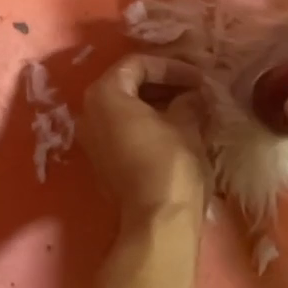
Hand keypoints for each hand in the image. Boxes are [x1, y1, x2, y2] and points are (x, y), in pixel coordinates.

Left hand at [80, 55, 206, 222]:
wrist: (157, 223)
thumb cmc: (170, 164)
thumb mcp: (186, 125)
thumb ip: (188, 100)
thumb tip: (194, 94)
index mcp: (104, 94)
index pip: (137, 64)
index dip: (171, 67)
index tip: (199, 77)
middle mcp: (89, 111)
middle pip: (127, 84)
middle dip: (164, 84)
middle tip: (196, 89)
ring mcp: (92, 137)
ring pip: (125, 108)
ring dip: (157, 104)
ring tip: (192, 107)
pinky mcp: (101, 160)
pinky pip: (122, 129)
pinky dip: (147, 123)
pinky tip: (177, 128)